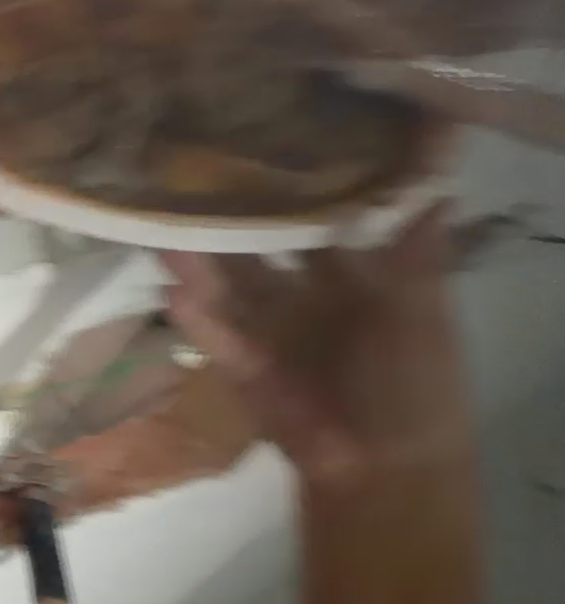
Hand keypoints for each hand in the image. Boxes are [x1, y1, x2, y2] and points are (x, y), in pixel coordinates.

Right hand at [158, 204, 472, 484]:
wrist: (385, 461)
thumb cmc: (415, 381)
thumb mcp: (422, 310)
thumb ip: (414, 252)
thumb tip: (441, 182)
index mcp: (349, 276)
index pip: (316, 220)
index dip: (294, 186)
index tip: (267, 141)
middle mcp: (298, 294)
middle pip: (254, 250)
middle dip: (225, 221)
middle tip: (186, 179)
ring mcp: (262, 328)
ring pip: (225, 288)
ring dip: (196, 266)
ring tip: (163, 234)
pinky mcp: (236, 363)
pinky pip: (214, 335)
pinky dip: (196, 320)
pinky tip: (174, 296)